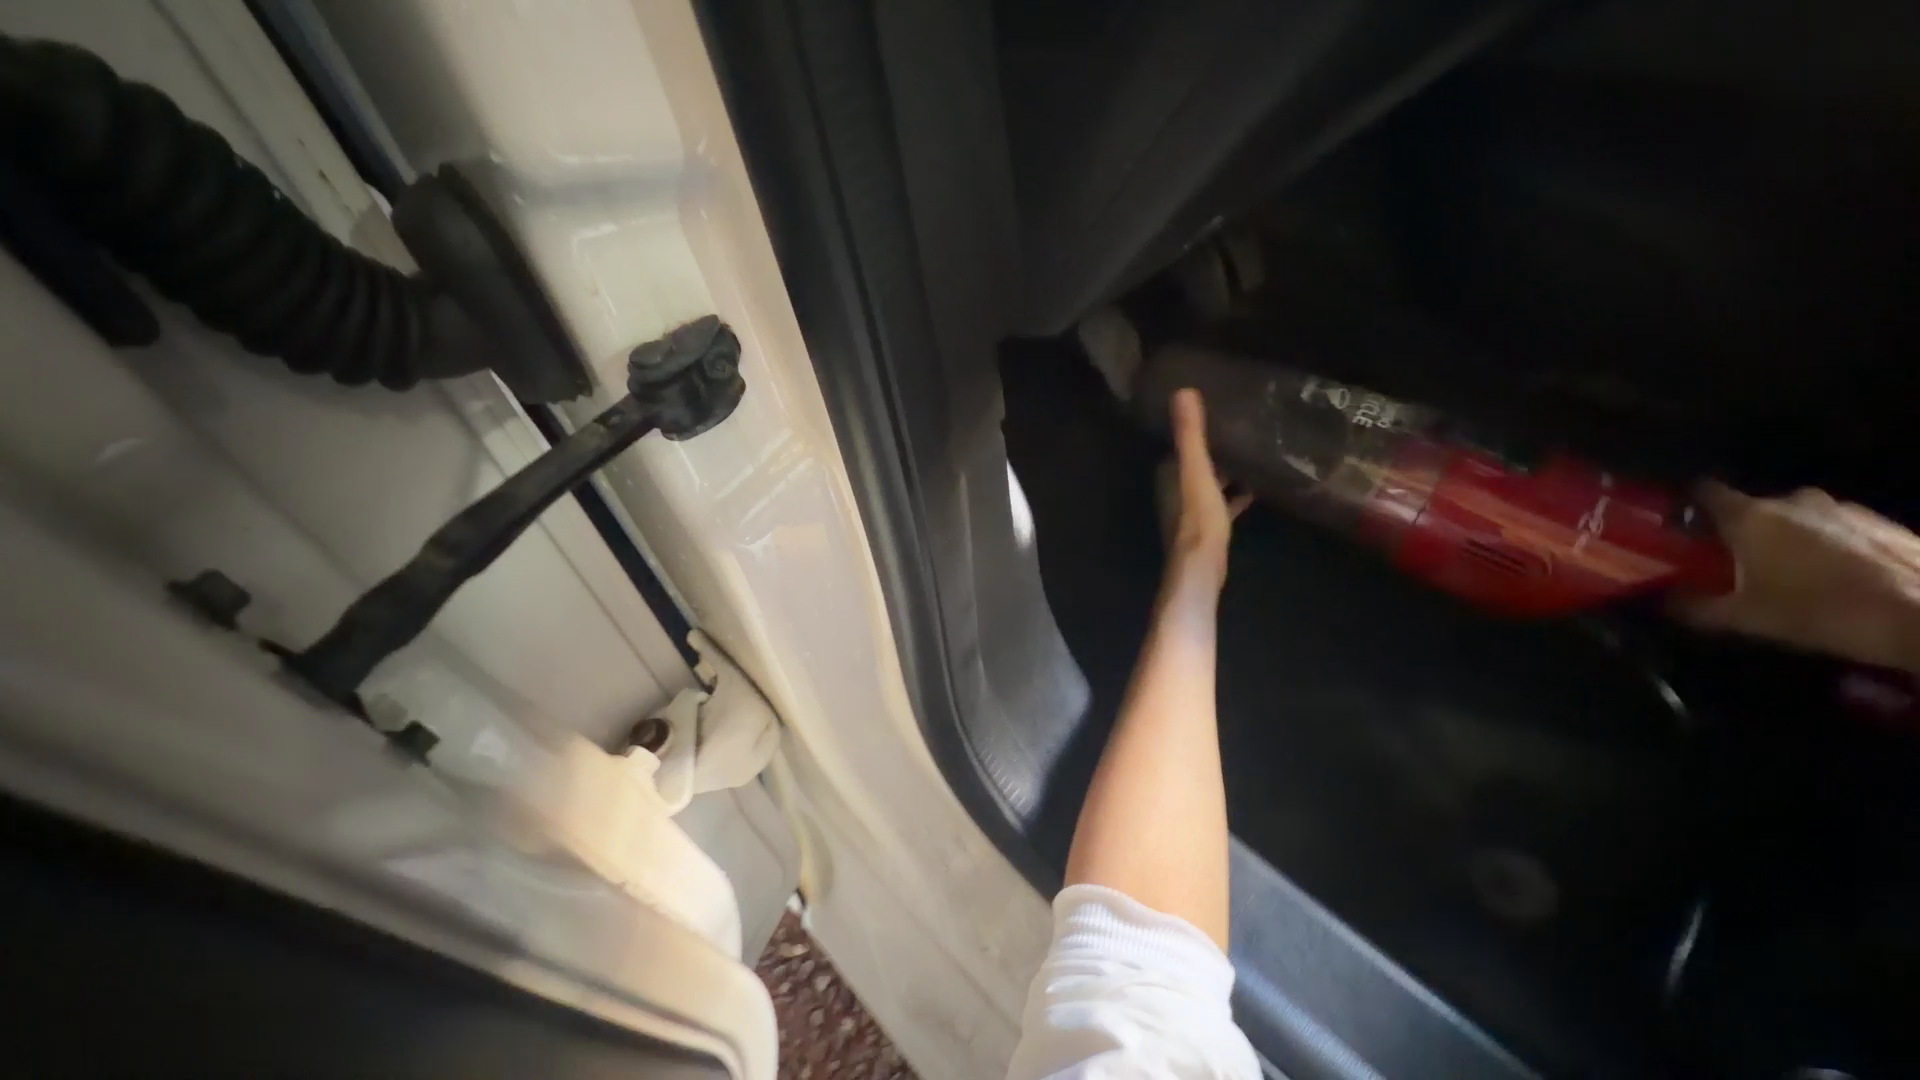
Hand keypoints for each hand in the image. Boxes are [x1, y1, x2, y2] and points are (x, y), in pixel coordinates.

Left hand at [1162, 389, 1253, 592]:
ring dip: (1226, 472)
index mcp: (1169, 474)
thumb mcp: (1196, 470)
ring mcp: (1191, 511)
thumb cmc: (1198, 517)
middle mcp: (1175, 490)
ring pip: (1210, 483)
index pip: (1182, 444)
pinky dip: (1235, 495)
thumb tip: (1182, 391)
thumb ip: (1190, 434)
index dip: (1198, 429)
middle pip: (1197, 464)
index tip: (1219, 413)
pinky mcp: (1208, 527)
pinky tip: (1256, 489)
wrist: (1201, 566)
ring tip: (1252, 455)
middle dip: (1215, 450)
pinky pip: (1222, 504)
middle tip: (1242, 431)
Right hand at [1674, 482, 1919, 670]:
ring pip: (1796, 519)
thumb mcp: (1745, 618)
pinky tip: (1834, 579)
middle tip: (1732, 565)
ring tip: (1787, 576)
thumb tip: (1662, 600)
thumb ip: (1695, 607)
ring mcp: (1844, 509)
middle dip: (1738, 532)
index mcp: (1750, 516)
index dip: (1686, 505)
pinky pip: (1836, 530)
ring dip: (1785, 540)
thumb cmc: (1821, 611)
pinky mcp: (1882, 523)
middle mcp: (1792, 501)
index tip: (1676, 526)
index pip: (1703, 491)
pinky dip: (1826, 547)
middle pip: (1750, 509)